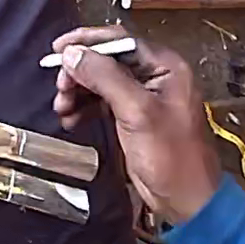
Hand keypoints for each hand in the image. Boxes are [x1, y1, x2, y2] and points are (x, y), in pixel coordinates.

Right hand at [50, 26, 219, 223]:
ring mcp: (142, 96)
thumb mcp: (137, 112)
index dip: (86, 42)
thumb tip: (71, 53)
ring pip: (99, 79)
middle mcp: (154, 76)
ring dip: (77, 90)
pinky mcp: (131, 115)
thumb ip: (104, 77)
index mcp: (165, 67)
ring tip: (62, 106)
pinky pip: (100, 99)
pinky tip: (71, 119)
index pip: (119, 40)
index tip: (58, 50)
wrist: (187, 203)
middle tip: (60, 86)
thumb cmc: (172, 157)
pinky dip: (83, 106)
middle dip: (78, 71)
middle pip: (105, 59)